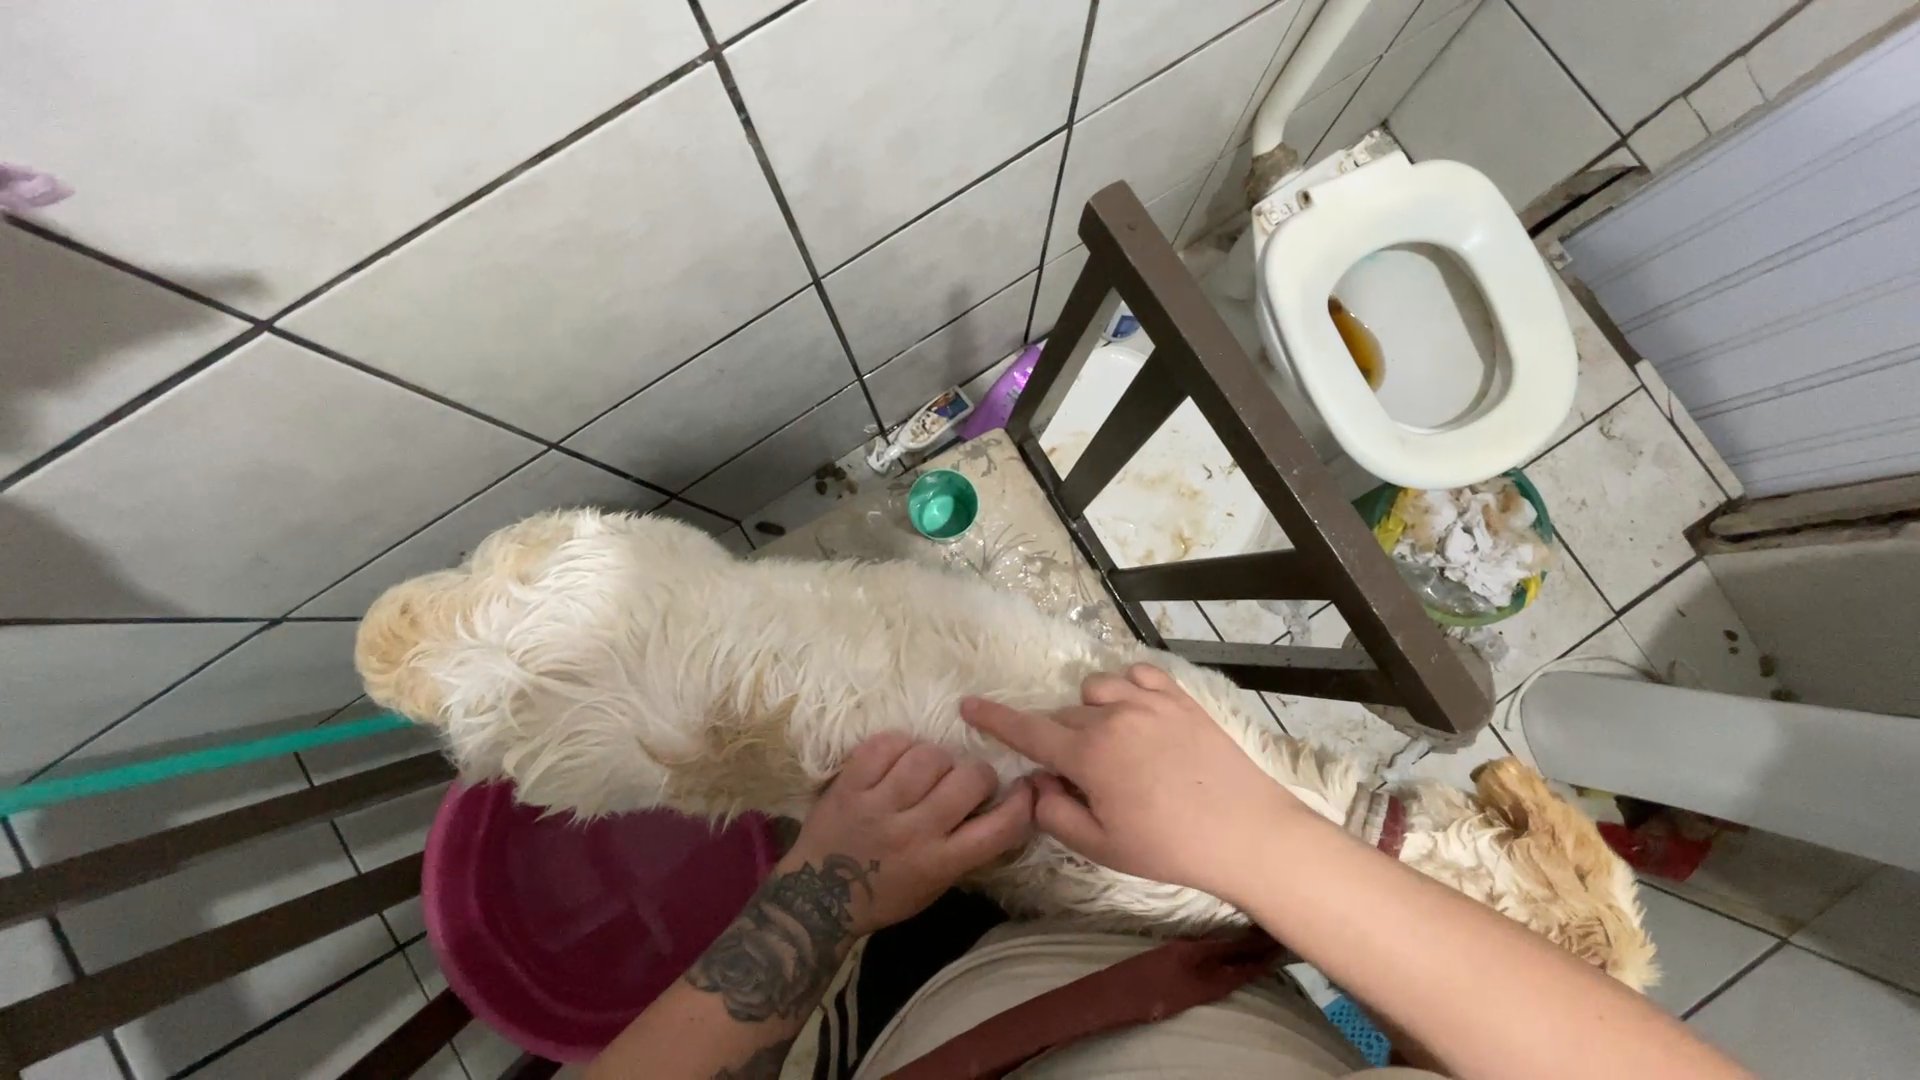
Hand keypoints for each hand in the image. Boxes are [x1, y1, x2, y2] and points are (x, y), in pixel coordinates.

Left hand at [779, 733, 1034, 936]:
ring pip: (928, 757)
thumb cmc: (886, 892)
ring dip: (936, 757)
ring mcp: (878, 806)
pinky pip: (885, 745)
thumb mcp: (936, 884)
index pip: (1000, 829)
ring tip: (928, 768)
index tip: (1025, 788)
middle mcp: (914, 833)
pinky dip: (899, 744)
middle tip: (965, 779)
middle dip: (976, 773)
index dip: (1022, 802)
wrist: (818, 899)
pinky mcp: (849, 786)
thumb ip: (967, 847)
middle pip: (968, 780)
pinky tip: (898, 756)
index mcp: (941, 863)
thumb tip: (1000, 804)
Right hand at [960, 663, 1306, 902]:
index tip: (968, 703)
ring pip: (1096, 689)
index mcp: (1088, 753)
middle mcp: (1112, 716)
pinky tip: (1138, 713)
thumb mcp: (1102, 846)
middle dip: (1059, 741)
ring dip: (1090, 712)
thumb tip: (1037, 782)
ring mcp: (1148, 700)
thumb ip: (1055, 813)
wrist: (1247, 832)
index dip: (994, 718)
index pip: (1027, 730)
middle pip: (1063, 716)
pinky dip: (1127, 688)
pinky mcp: (1179, 697)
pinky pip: (1137, 674)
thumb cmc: (1169, 846)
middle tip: (1082, 779)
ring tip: (1111, 743)